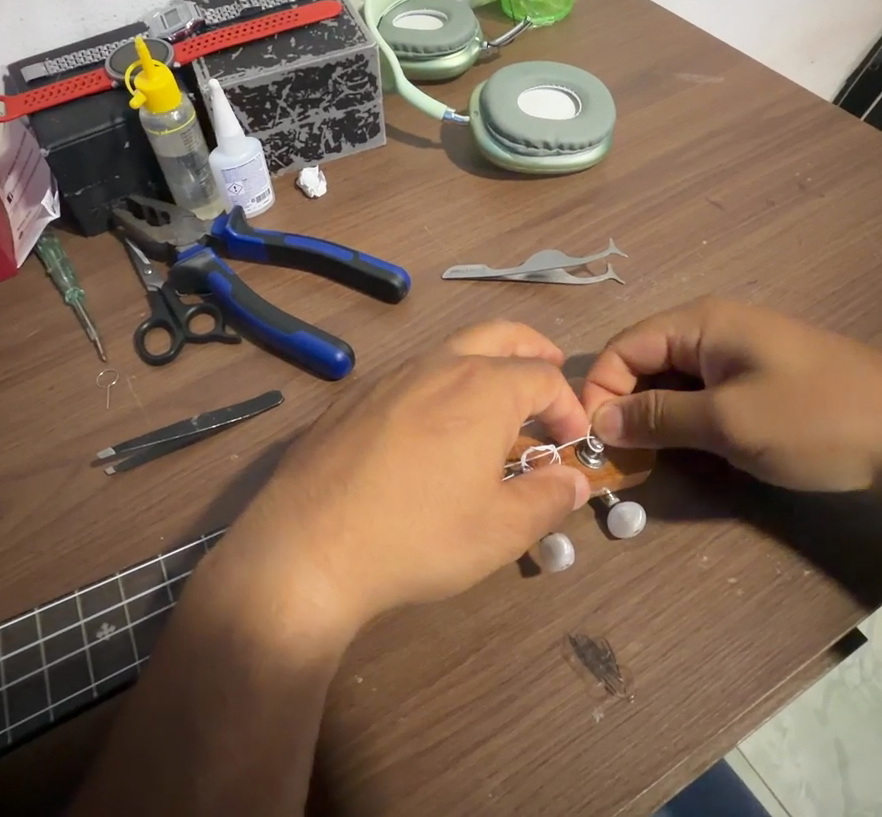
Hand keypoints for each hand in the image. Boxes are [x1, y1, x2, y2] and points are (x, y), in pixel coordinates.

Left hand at [213, 322, 592, 637]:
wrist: (308, 546)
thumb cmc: (417, 537)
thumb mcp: (499, 530)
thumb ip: (547, 498)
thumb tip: (573, 479)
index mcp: (482, 389)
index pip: (543, 377)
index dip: (567, 406)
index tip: (571, 443)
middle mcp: (436, 366)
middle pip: (497, 335)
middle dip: (530, 350)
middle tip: (547, 371)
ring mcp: (387, 378)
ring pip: (448, 351)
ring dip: (482, 366)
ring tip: (492, 407)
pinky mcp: (351, 399)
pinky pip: (408, 377)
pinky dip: (437, 386)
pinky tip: (429, 429)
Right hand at [581, 297, 881, 491]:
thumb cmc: (819, 420)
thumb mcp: (729, 422)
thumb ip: (656, 417)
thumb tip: (598, 422)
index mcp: (702, 322)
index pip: (623, 347)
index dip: (600, 391)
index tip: (593, 443)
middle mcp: (713, 330)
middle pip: (643, 362)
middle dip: (623, 408)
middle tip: (618, 460)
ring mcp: (738, 356)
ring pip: (670, 383)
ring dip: (652, 420)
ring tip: (647, 463)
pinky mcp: (758, 382)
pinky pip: (701, 397)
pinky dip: (684, 424)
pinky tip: (687, 453)